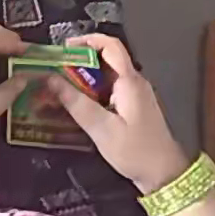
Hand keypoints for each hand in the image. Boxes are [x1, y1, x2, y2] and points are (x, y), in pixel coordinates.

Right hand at [45, 34, 189, 192]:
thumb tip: (50, 79)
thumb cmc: (135, 151)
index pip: (111, 45)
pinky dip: (91, 89)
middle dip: (79, 59)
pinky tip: (75, 102)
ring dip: (83, 76)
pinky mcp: (131, 106)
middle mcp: (133, 82)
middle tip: (54, 69)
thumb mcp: (101, 128)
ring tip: (59, 85)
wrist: (164, 175)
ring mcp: (134, 94)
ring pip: (106, 74)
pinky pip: (108, 88)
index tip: (64, 47)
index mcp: (129, 81)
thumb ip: (76, 103)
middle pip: (106, 58)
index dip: (88, 40)